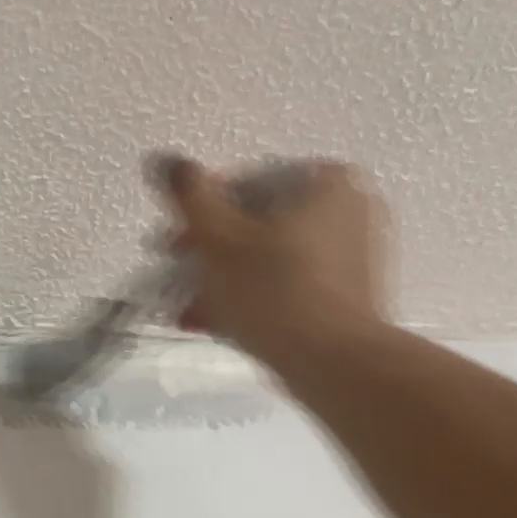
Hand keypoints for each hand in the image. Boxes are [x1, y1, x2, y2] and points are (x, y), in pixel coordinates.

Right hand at [158, 155, 389, 359]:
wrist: (330, 358)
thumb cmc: (270, 290)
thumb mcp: (218, 239)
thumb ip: (189, 196)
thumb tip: (165, 159)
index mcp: (326, 181)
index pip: (245, 185)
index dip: (200, 217)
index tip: (170, 248)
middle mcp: (349, 206)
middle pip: (255, 224)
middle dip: (208, 255)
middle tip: (173, 281)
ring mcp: (352, 252)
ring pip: (266, 258)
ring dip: (221, 282)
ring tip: (190, 311)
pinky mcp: (346, 292)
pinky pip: (285, 284)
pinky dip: (249, 298)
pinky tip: (217, 323)